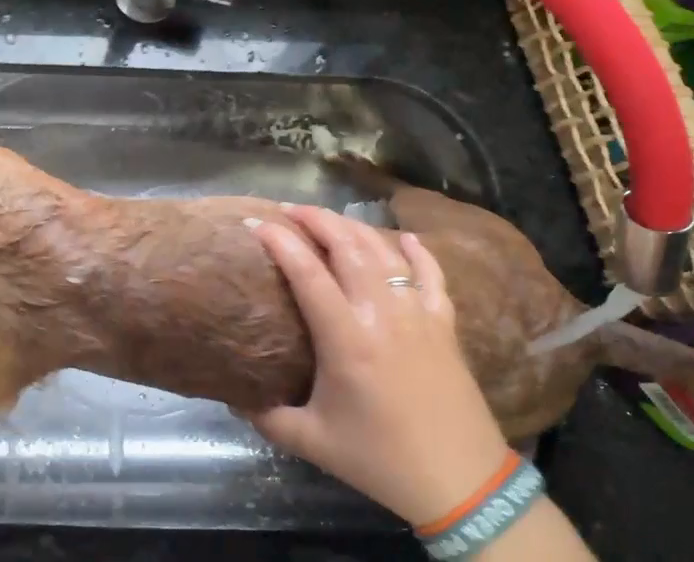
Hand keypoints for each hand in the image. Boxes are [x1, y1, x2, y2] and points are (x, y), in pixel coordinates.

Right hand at [246, 207, 513, 527]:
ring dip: (353, 228)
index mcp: (347, 339)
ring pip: (384, 253)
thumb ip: (265, 416)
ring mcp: (418, 316)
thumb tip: (231, 395)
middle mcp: (382, 315)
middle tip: (288, 210)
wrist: (462, 483)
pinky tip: (403, 237)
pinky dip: (416, 251)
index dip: (280, 242)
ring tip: (328, 218)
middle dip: (315, 220)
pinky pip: (431, 275)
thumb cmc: (380, 460)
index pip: (308, 273)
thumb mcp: (311, 441)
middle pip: (348, 247)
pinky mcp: (445, 326)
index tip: (255, 223)